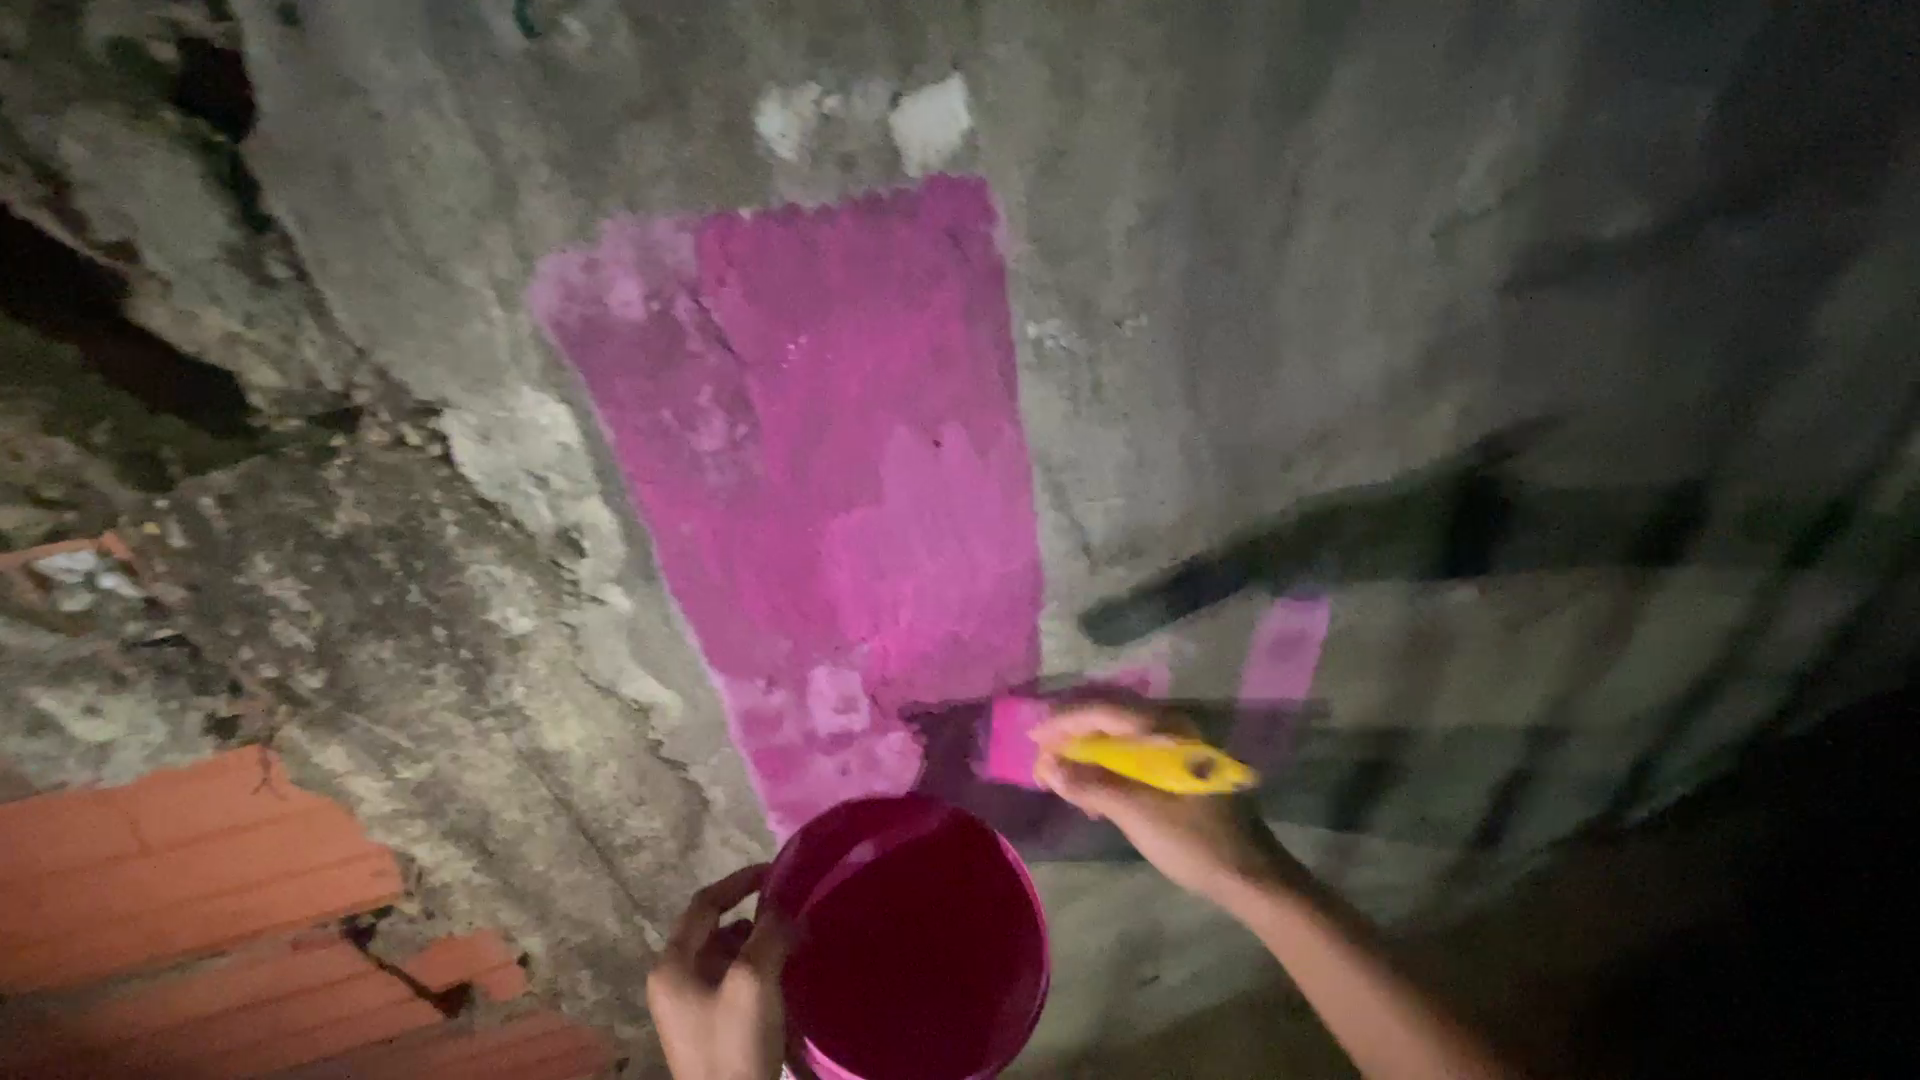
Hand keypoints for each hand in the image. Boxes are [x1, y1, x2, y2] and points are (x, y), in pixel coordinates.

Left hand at [648, 865, 792, 1079]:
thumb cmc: (734, 1045)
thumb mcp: (753, 981)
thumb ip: (768, 933)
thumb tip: (782, 908)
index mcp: (672, 965)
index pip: (704, 904)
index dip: (739, 881)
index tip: (776, 872)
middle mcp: (673, 980)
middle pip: (715, 928)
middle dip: (753, 915)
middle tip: (790, 911)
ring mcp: (688, 1006)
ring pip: (726, 954)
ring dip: (757, 942)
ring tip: (792, 943)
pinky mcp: (707, 1026)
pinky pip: (732, 979)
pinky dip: (756, 967)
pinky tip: (782, 974)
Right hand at [1033, 701, 1288, 904]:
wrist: (1251, 876)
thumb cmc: (1194, 842)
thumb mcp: (1136, 814)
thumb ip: (1091, 785)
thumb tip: (1048, 767)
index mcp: (1165, 730)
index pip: (1103, 711)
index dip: (1064, 722)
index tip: (1032, 738)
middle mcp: (1170, 728)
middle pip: (1109, 719)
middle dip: (1071, 737)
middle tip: (1042, 759)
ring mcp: (1176, 747)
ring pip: (1118, 738)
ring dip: (1086, 754)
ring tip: (1060, 778)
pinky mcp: (1177, 769)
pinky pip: (1131, 755)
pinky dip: (1105, 768)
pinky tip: (1092, 794)